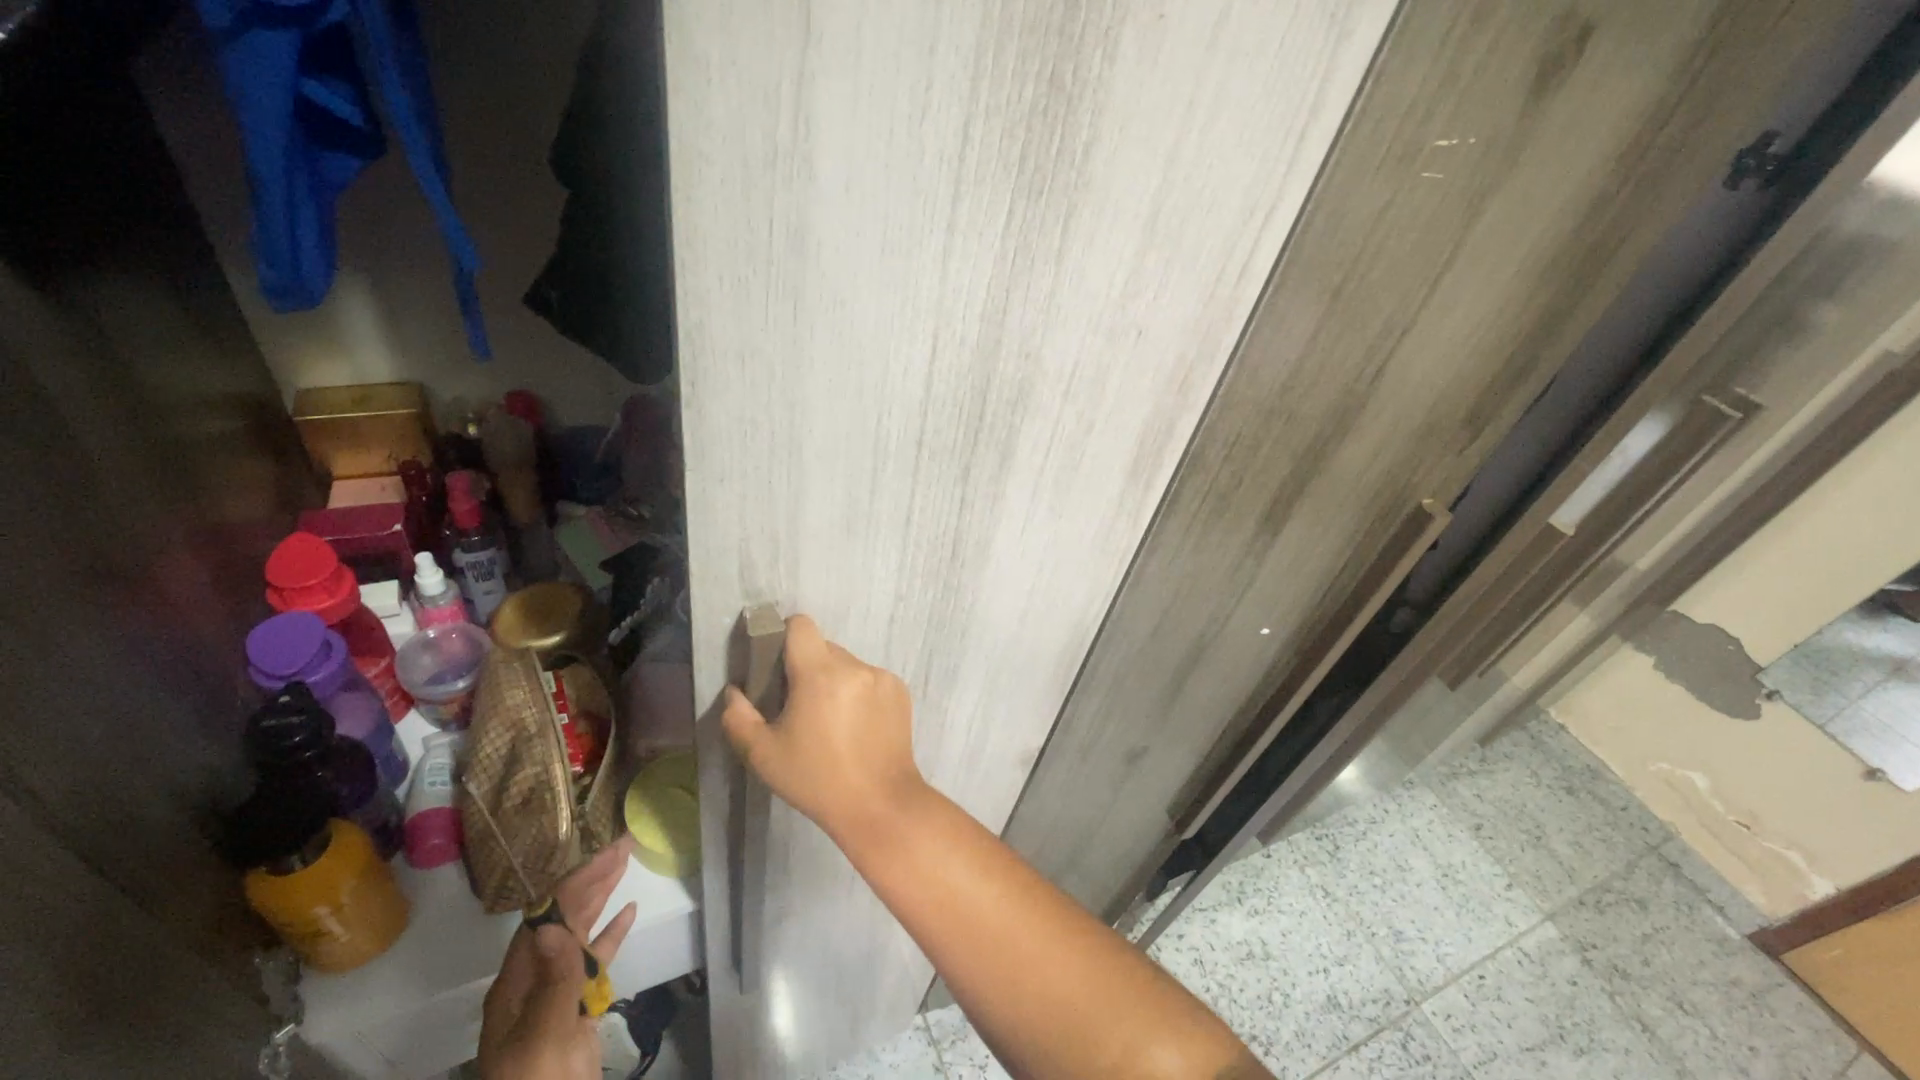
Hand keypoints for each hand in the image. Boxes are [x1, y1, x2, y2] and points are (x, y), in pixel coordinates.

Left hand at [478, 837, 638, 1079]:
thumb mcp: (541, 1042)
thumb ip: (552, 984)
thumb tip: (553, 926)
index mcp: (516, 985)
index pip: (546, 918)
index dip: (576, 882)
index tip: (608, 854)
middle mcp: (532, 982)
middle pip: (562, 919)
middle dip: (591, 879)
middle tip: (624, 845)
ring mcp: (553, 998)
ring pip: (579, 935)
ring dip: (601, 898)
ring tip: (625, 865)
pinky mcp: (575, 1014)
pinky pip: (593, 964)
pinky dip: (611, 935)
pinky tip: (628, 914)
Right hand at [722, 614, 925, 837]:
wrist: (880, 805)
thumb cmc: (817, 780)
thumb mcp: (763, 755)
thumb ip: (738, 717)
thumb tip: (735, 692)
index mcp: (820, 673)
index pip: (800, 625)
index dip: (783, 636)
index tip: (775, 664)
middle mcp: (855, 666)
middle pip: (823, 648)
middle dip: (807, 668)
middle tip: (798, 706)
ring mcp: (882, 678)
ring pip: (847, 665)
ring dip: (834, 682)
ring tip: (829, 723)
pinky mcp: (901, 692)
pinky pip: (869, 680)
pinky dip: (858, 694)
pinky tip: (855, 728)